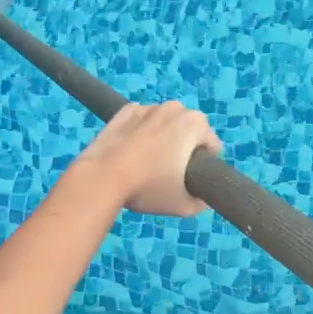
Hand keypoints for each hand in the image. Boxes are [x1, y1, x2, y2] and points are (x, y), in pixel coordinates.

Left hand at [69, 101, 223, 216]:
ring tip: (145, 165)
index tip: (187, 180)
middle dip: (182, 149)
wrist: (101, 178)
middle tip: (166, 175)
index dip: (204, 166)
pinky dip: (138, 133)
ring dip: (160, 139)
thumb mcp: (183, 205)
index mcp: (195, 123)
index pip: (211, 146)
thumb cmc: (147, 188)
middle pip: (187, 132)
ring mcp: (146, 107)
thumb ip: (201, 201)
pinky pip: (140, 123)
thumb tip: (200, 199)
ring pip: (163, 125)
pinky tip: (129, 152)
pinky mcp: (122, 112)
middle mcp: (174, 108)